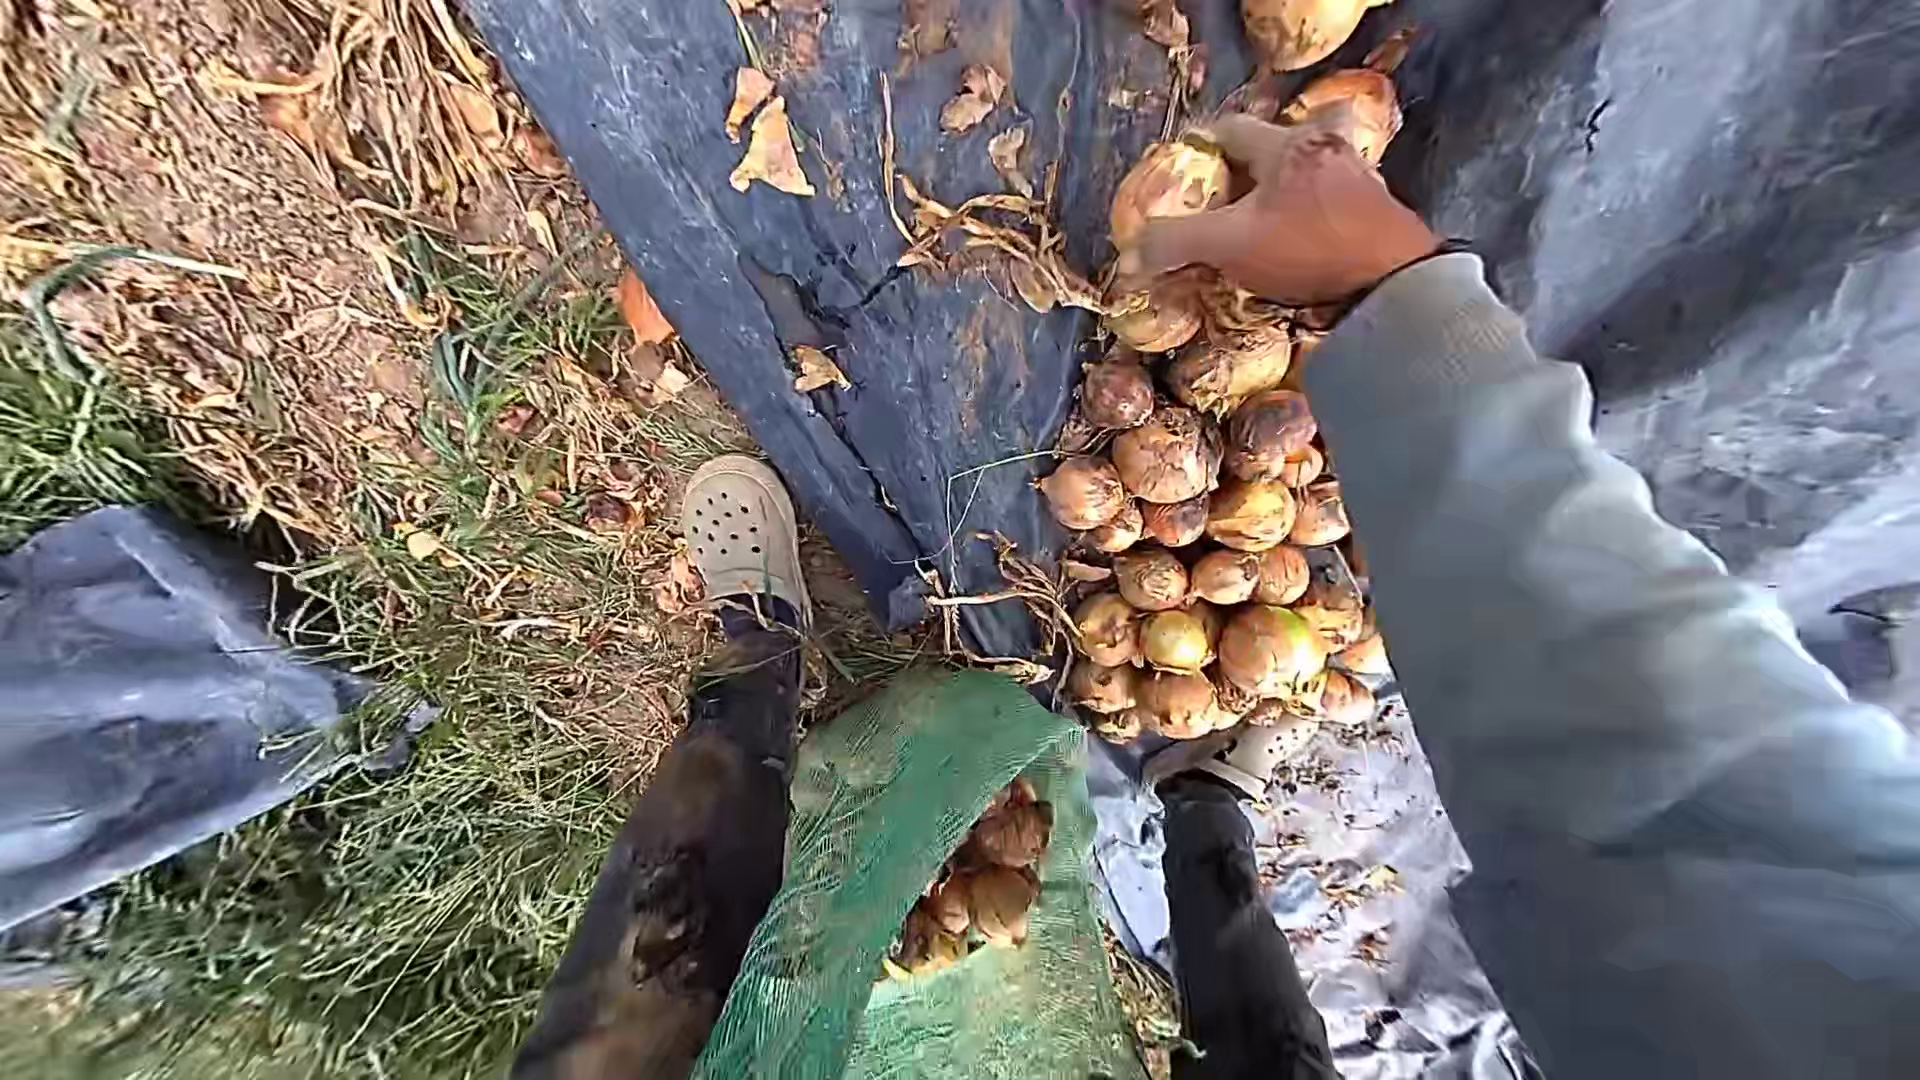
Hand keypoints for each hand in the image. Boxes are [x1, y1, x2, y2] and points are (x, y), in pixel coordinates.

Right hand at [1119, 112, 1438, 305]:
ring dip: (1273, 190)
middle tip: (1214, 198)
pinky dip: (1298, 215)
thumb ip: (1175, 244)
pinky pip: (1320, 203)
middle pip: (1270, 148)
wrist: (1386, 282)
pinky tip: (1288, 240)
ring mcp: (1352, 179)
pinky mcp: (1368, 212)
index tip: (1181, 166)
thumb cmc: (1305, 249)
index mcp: (1287, 147)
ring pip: (1299, 173)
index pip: (1231, 130)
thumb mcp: (1229, 245)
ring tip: (1249, 219)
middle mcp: (1324, 150)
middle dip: (1240, 169)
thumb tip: (1128, 257)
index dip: (1199, 145)